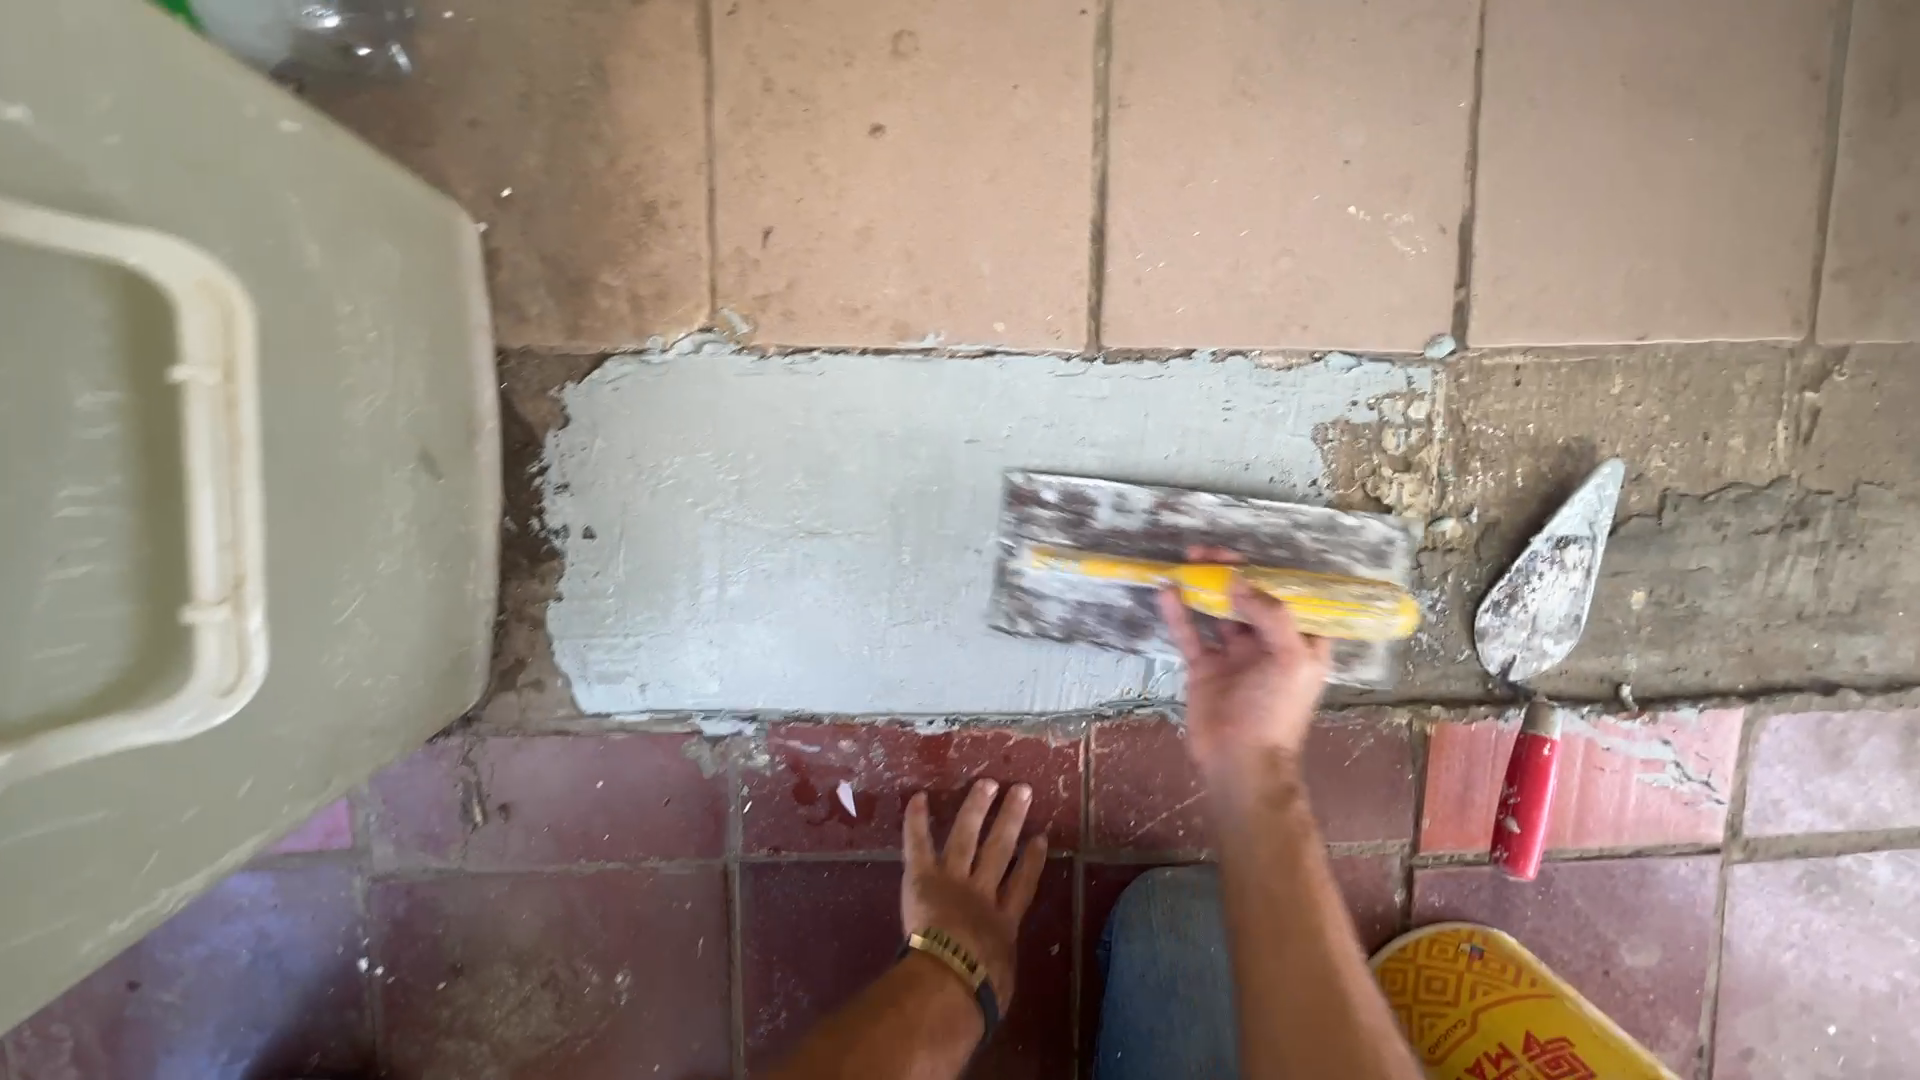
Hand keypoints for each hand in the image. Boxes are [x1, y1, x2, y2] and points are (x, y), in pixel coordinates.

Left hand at [901, 779, 1047, 1012]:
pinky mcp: (924, 877)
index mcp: (1003, 922)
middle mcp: (982, 893)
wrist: (953, 983)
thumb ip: (998, 973)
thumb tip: (997, 981)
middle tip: (1020, 790)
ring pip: (967, 836)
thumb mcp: (998, 987)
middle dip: (1010, 819)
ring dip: (976, 808)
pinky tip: (918, 796)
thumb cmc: (980, 994)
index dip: (1032, 860)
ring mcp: (954, 880)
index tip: (1041, 837)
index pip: (1022, 884)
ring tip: (986, 783)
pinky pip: (919, 844)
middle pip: (999, 849)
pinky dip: (917, 821)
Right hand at [1156, 546, 1333, 778]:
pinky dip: (1178, 612)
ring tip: (1188, 559)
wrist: (1240, 762)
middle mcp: (1268, 644)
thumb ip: (1271, 615)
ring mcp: (1234, 655)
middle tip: (1209, 552)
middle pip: (1249, 598)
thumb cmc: (1276, 711)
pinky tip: (1166, 590)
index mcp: (1300, 643)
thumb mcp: (1291, 659)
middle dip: (1231, 572)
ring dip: (1204, 586)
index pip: (1290, 597)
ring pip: (1218, 611)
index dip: (1271, 573)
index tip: (1248, 555)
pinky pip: (1190, 633)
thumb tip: (1238, 580)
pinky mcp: (1204, 667)